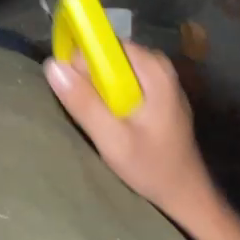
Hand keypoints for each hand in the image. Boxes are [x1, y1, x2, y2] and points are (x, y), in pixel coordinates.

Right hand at [46, 43, 219, 210]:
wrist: (186, 194)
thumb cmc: (152, 167)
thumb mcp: (112, 140)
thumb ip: (84, 103)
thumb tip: (53, 65)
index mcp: (153, 69)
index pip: (103, 45)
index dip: (83, 65)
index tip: (77, 94)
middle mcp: (158, 64)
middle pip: (107, 54)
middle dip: (91, 78)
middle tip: (90, 112)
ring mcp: (160, 76)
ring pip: (113, 67)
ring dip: (99, 88)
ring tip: (101, 119)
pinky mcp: (157, 89)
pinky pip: (123, 77)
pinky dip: (111, 93)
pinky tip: (114, 120)